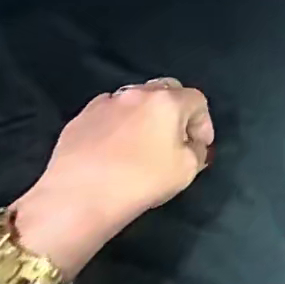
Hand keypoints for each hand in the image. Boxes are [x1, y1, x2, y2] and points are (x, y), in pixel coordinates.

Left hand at [10, 78, 213, 275]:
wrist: (80, 194)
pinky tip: (114, 147)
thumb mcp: (186, 172)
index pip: (197, 99)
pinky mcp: (83, 114)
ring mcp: (107, 101)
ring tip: (143, 143)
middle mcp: (137, 92)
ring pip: (136, 98)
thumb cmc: (141, 181)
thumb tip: (192, 144)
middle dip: (177, 110)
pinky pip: (110, 111)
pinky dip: (119, 123)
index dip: (203, 123)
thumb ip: (196, 151)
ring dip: (146, 115)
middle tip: (175, 139)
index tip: (199, 147)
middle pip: (166, 90)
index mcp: (167, 101)